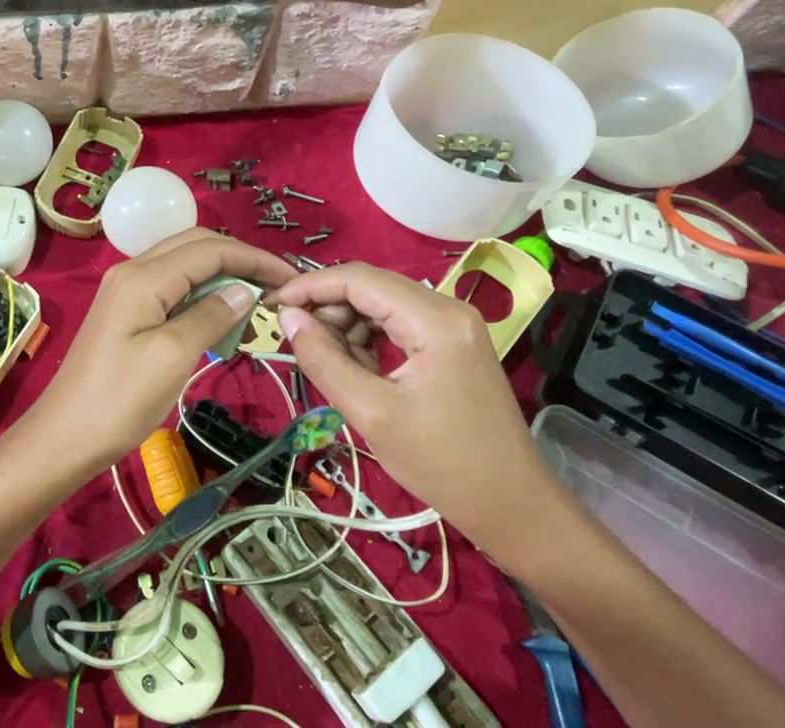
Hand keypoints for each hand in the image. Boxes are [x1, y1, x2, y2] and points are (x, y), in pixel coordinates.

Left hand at [18, 229, 297, 478]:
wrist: (65, 435)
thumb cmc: (119, 401)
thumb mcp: (172, 357)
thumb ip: (209, 316)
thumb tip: (243, 289)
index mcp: (143, 277)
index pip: (210, 248)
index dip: (254, 259)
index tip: (293, 279)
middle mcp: (132, 272)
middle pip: (196, 246)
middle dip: (240, 260)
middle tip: (278, 288)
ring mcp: (126, 292)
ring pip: (184, 266)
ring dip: (221, 277)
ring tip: (255, 305)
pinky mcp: (126, 313)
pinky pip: (171, 289)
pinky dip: (201, 296)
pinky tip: (220, 319)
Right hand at [274, 263, 558, 553]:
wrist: (512, 505)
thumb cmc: (443, 463)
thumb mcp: (371, 412)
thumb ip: (324, 359)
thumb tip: (288, 319)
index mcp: (435, 320)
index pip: (359, 279)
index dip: (310, 287)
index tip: (272, 306)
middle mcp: (448, 309)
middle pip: (371, 287)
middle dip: (327, 307)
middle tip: (297, 342)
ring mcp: (454, 326)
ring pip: (382, 305)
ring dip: (346, 325)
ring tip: (326, 362)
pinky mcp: (453, 344)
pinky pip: (398, 324)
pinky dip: (369, 339)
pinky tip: (355, 368)